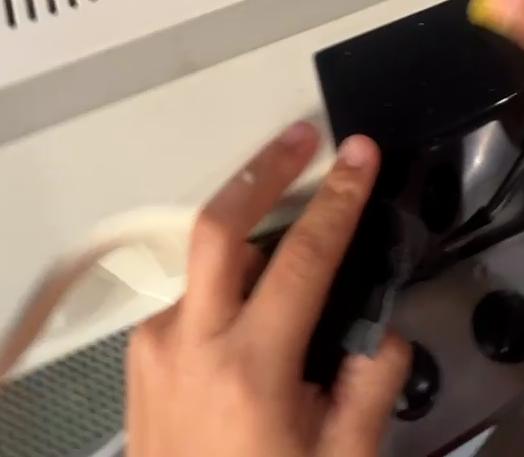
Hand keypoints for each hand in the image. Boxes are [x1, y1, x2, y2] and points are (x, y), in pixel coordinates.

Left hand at [126, 123, 409, 456]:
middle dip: (263, 168)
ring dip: (250, 232)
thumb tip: (382, 330)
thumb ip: (369, 388)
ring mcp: (155, 347)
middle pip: (217, 225)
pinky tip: (255, 308)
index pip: (301, 258)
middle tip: (303, 135)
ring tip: (293, 233)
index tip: (359, 154)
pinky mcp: (140, 358)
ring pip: (206, 261)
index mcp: (247, 370)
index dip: (338, 198)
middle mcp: (189, 344)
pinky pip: (194, 297)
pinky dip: (230, 284)